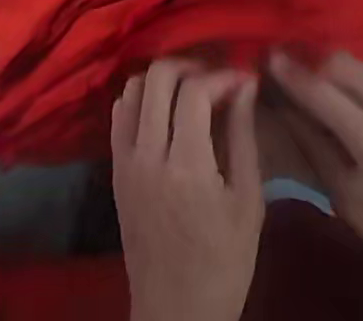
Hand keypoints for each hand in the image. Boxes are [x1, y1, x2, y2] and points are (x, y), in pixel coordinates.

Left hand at [113, 60, 262, 320]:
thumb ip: (243, 135)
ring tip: (193, 92)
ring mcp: (125, 164)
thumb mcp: (248, 200)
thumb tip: (246, 83)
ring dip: (165, 81)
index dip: (223, 75)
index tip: (244, 80)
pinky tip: (167, 112)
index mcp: (186, 167)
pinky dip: (142, 99)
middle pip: (158, 77)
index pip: (195, 90)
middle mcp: (147, 157)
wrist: (176, 316)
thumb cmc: (224, 262)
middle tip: (217, 80)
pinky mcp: (114, 173)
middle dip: (192, 66)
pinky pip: (120, 115)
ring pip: (134, 89)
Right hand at [267, 52, 362, 304]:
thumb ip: (315, 147)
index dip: (292, 72)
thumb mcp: (348, 200)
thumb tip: (285, 107)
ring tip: (344, 95)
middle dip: (318, 64)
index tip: (271, 55)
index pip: (321, 92)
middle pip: (345, 64)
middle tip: (301, 69)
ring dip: (351, 77)